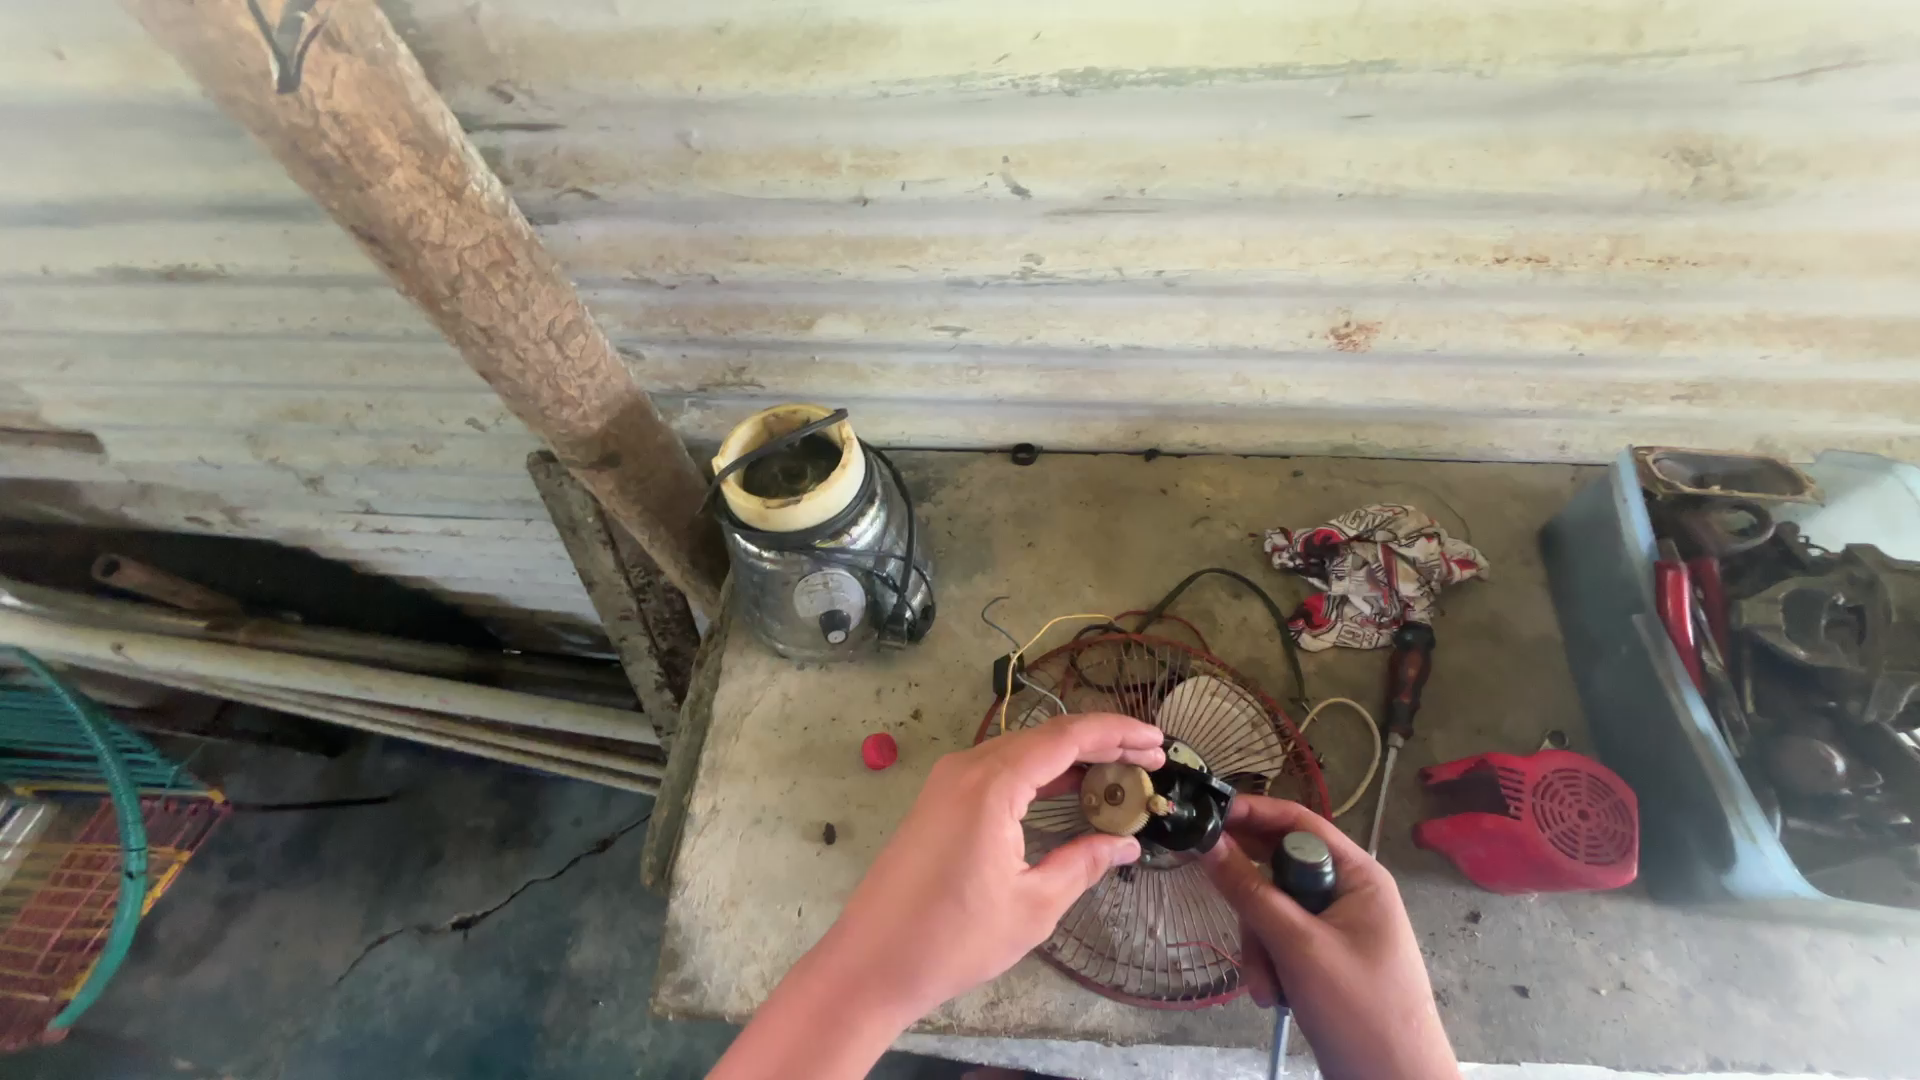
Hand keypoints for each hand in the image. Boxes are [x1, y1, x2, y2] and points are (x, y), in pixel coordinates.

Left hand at [826, 711, 1166, 1015]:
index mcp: (991, 783)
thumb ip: (1083, 864)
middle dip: (1100, 743)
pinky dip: (1039, 775)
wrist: (872, 961)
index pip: (1065, 737)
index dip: (1116, 732)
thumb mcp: (1032, 906)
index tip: (1157, 740)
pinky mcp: (941, 797)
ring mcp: (950, 779)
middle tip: (1149, 758)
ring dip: (1070, 758)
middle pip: (1045, 737)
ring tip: (1120, 772)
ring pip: (1022, 751)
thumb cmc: (954, 937)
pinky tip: (1069, 790)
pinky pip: (1000, 769)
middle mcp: (968, 766)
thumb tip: (1126, 843)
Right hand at [1202, 795, 1458, 1079]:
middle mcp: (1346, 892)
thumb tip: (1207, 842)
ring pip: (1270, 908)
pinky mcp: (1321, 957)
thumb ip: (1249, 890)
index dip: (1251, 813)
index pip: (1296, 821)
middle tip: (1229, 911)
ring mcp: (1334, 927)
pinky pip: (1277, 939)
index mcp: (1357, 875)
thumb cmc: (1361, 1012)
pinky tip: (1275, 997)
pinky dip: (1268, 965)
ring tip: (1266, 985)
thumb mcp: (1298, 947)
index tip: (1206, 817)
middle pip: (1276, 867)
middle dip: (1251, 902)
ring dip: (1258, 945)